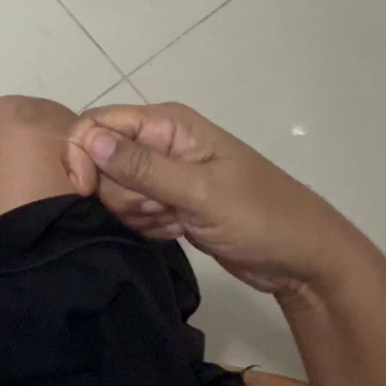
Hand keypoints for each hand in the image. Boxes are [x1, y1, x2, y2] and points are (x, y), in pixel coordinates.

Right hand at [66, 103, 363, 295]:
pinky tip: (180, 230)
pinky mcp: (166, 200)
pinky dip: (149, 225)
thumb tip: (88, 138)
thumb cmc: (260, 217)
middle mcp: (159, 140)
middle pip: (102, 160)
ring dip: (138, 212)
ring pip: (114, 189)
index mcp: (167, 123)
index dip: (81, 152)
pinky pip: (132, 210)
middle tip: (161, 207)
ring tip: (178, 220)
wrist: (304, 263)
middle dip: (121, 192)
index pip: (97, 122)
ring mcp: (163, 172)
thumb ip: (141, 166)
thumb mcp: (200, 192)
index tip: (83, 191)